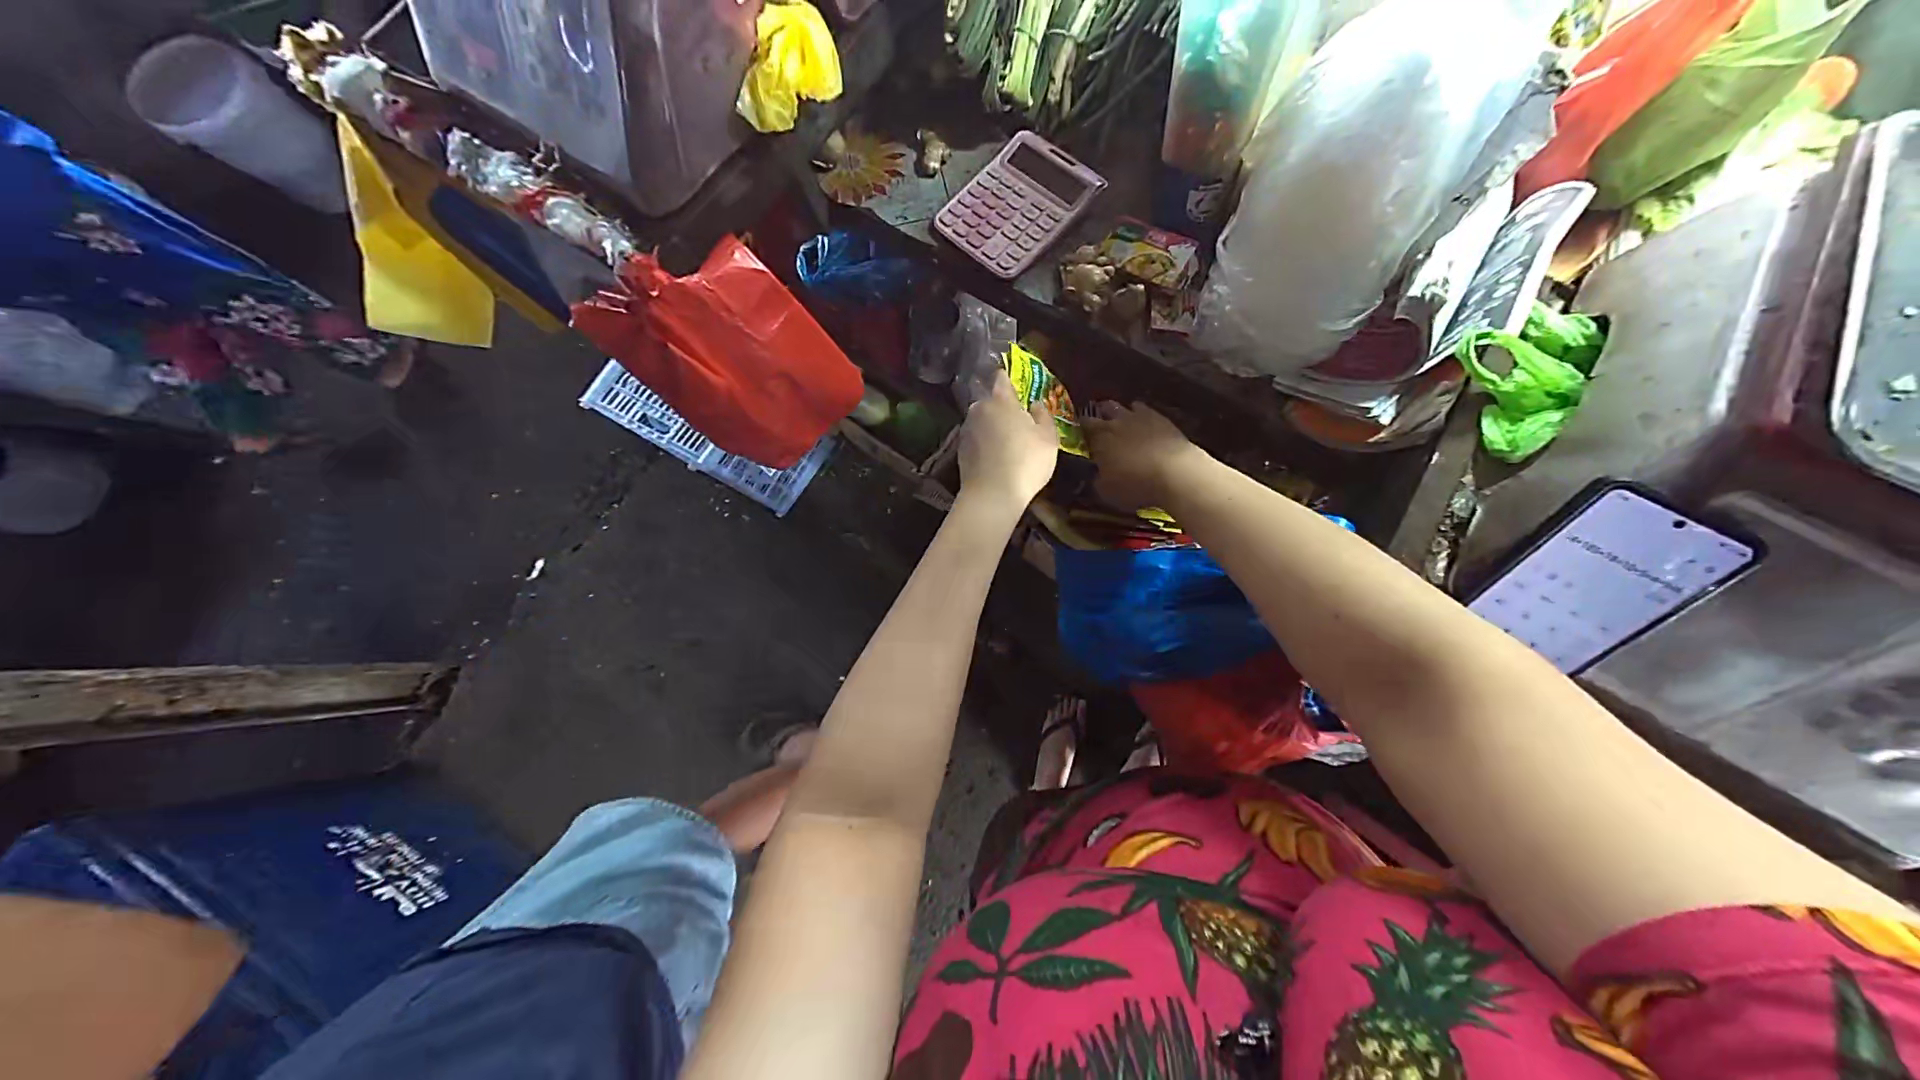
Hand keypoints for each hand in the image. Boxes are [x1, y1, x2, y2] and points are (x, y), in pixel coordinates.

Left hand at [958, 370, 1058, 509]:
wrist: (992, 496)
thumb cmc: (1026, 463)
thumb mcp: (1048, 438)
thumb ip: (1043, 415)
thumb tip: (1035, 404)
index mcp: (1000, 400)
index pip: (1001, 378)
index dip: (1008, 379)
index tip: (1015, 384)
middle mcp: (978, 409)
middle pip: (991, 401)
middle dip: (1002, 408)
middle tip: (1017, 422)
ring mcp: (966, 430)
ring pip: (982, 421)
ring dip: (992, 427)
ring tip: (1007, 443)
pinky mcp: (960, 450)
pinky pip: (976, 439)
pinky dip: (984, 443)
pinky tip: (995, 457)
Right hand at [1082, 401, 1212, 510]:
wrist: (1175, 474)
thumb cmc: (1135, 485)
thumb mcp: (1107, 491)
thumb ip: (1098, 478)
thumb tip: (1096, 473)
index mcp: (1100, 437)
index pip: (1084, 424)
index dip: (1080, 427)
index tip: (1080, 433)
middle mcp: (1118, 421)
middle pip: (1105, 408)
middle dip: (1100, 414)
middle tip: (1100, 423)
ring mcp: (1142, 417)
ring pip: (1127, 406)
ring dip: (1123, 412)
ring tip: (1123, 422)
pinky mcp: (1163, 419)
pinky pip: (1148, 411)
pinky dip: (1143, 416)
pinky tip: (1146, 426)